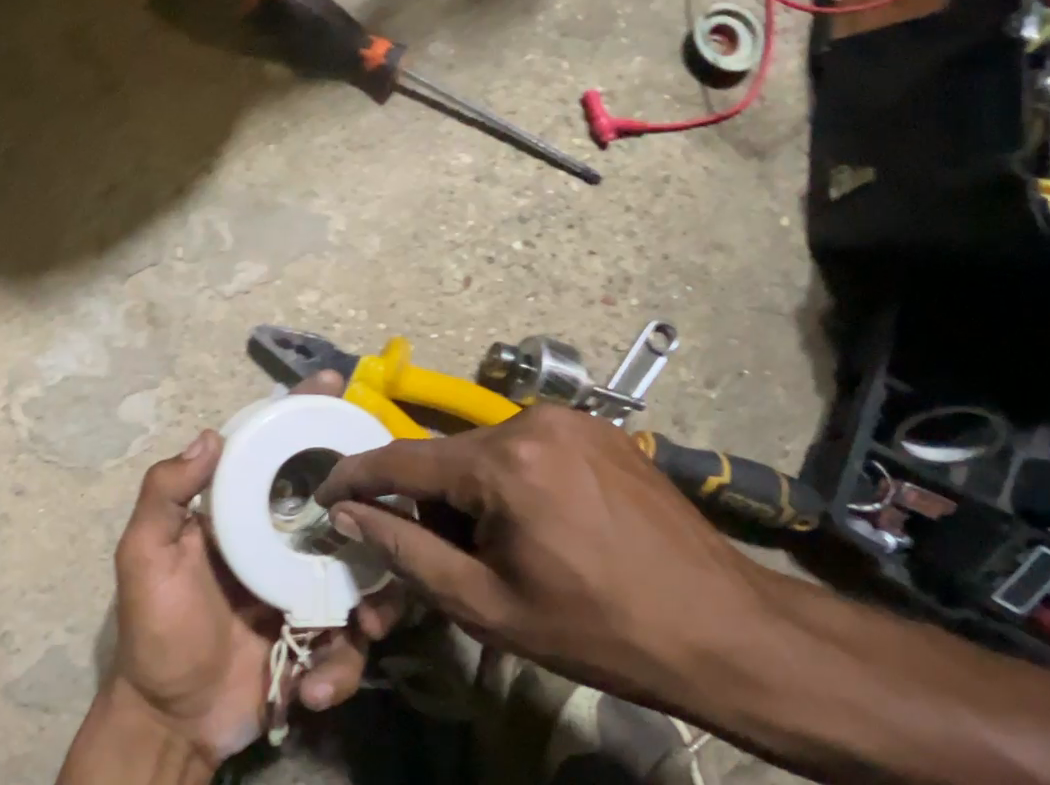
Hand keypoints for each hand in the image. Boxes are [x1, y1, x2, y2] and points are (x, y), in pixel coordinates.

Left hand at [100, 372, 402, 763]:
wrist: (172, 719)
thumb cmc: (155, 628)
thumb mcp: (144, 555)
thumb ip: (164, 494)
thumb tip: (209, 434)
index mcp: (241, 514)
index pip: (273, 453)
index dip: (302, 415)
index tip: (334, 385)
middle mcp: (279, 541)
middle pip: (339, 509)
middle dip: (373, 517)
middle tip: (390, 530)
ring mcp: (304, 590)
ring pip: (362, 575)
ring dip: (374, 603)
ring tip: (364, 627)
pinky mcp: (320, 640)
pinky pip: (350, 641)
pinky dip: (339, 667)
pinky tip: (311, 690)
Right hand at [315, 404, 770, 709]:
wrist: (726, 630)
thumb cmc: (599, 629)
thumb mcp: (487, 606)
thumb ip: (406, 550)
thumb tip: (348, 512)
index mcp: (504, 462)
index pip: (400, 459)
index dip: (353, 478)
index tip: (323, 497)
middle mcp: (532, 421)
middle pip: (445, 458)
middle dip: (426, 503)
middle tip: (437, 557)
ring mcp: (571, 418)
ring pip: (483, 452)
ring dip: (468, 494)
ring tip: (496, 551)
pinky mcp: (598, 428)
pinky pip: (524, 448)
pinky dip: (507, 482)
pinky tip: (535, 527)